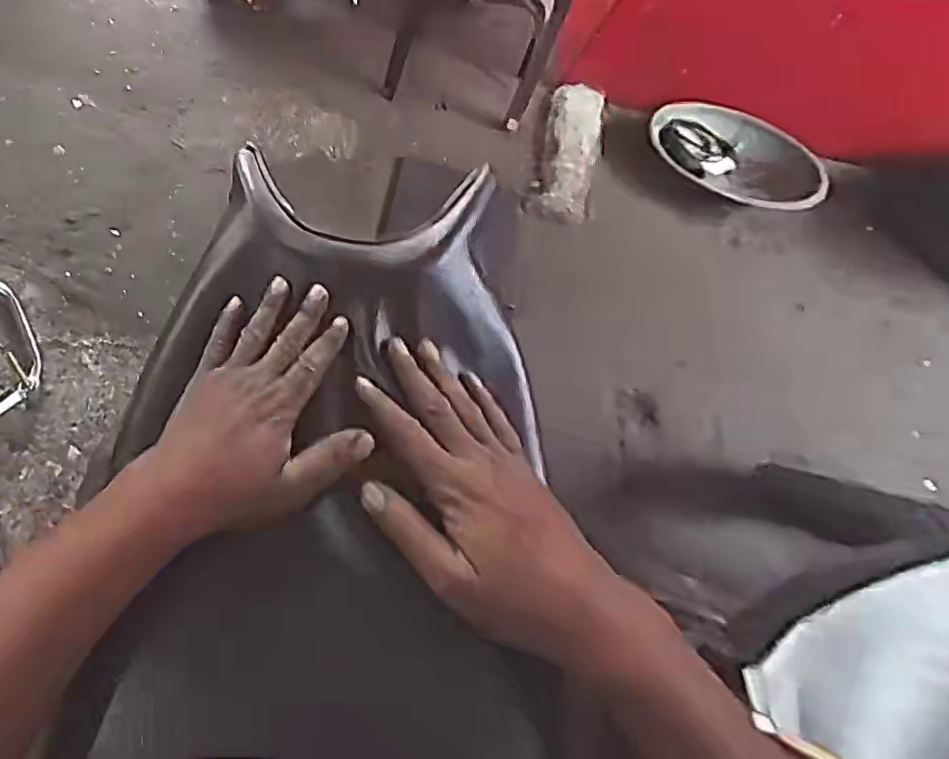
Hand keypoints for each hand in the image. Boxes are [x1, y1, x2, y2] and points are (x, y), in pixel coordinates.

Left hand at [131, 277, 373, 538]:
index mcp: (280, 405)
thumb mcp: (291, 486)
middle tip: (318, 289)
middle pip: (286, 342)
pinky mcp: (202, 378)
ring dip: (269, 308)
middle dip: (305, 315)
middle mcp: (256, 381)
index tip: (341, 320)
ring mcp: (226, 376)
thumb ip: (329, 459)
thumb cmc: (234, 492)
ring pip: (253, 333)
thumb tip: (368, 437)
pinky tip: (234, 303)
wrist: (175, 487)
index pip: (311, 366)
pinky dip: (227, 321)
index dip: (328, 342)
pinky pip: (217, 342)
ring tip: (280, 283)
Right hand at [354, 339, 675, 681]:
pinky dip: (484, 397)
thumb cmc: (512, 597)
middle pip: (439, 407)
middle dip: (413, 374)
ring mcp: (506, 461)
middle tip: (395, 342)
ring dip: (444, 375)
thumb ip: (406, 530)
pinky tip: (473, 381)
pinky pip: (500, 421)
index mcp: (456, 485)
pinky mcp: (525, 468)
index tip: (361, 379)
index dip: (382, 406)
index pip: (408, 435)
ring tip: (427, 348)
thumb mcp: (449, 578)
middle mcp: (479, 462)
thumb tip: (367, 487)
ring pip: (468, 406)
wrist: (587, 606)